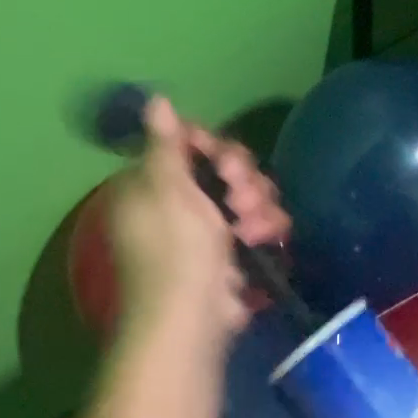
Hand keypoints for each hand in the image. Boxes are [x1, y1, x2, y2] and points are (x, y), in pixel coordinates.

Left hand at [104, 96, 290, 337]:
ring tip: (252, 228)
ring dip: (257, 204)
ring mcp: (207, 228)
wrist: (194, 318)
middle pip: (222, 167)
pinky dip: (265, 227)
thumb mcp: (168, 188)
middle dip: (240, 178)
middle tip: (240, 194)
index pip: (186, 144)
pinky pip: (258, 220)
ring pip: (246, 192)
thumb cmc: (176, 249)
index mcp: (152, 185)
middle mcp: (177, 202)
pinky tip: (265, 238)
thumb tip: (154, 100)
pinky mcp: (233, 250)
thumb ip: (166, 144)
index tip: (220, 158)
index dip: (210, 146)